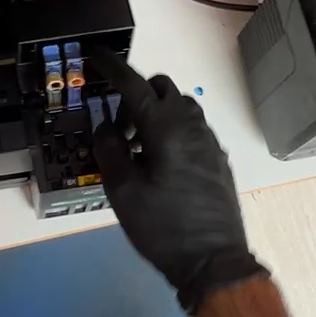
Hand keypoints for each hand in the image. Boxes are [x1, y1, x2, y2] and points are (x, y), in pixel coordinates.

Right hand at [90, 52, 267, 313]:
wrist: (214, 260)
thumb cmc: (163, 228)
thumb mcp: (123, 192)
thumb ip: (110, 151)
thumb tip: (106, 128)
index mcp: (166, 129)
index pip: (134, 85)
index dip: (113, 67)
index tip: (98, 56)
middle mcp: (191, 127)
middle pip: (162, 87)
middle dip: (136, 94)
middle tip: (118, 126)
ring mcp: (209, 142)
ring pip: (179, 106)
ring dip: (155, 112)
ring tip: (138, 147)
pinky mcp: (217, 158)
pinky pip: (191, 127)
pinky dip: (171, 129)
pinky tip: (159, 162)